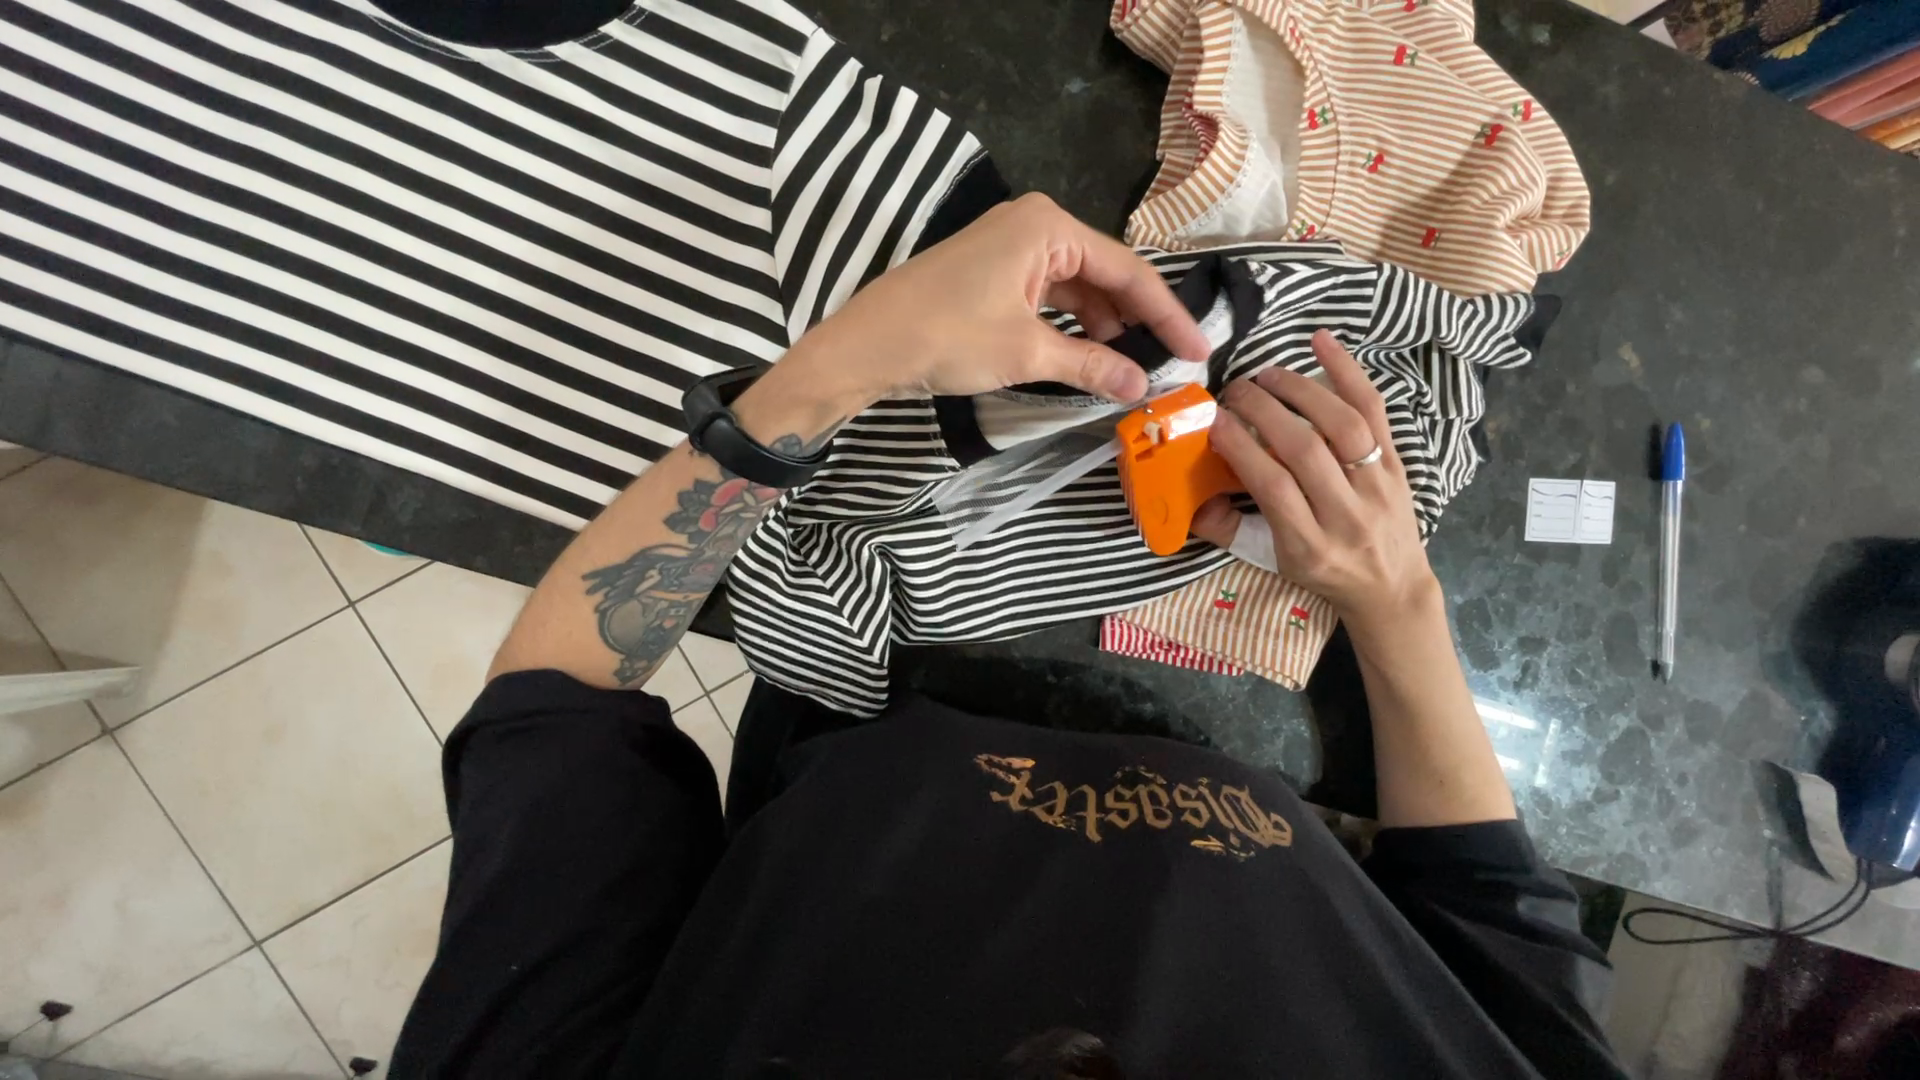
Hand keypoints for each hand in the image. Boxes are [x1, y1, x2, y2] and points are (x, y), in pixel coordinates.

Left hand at [774, 193, 1212, 408]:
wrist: (868, 345)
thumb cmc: (948, 337)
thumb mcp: (1026, 352)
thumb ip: (1090, 364)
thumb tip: (1141, 387)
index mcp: (1049, 226)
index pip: (1127, 272)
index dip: (1166, 315)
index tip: (1198, 350)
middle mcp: (1034, 225)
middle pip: (1104, 275)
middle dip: (1135, 321)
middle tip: (1167, 363)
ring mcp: (1011, 247)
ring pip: (1076, 288)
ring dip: (1102, 326)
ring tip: (1131, 367)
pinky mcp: (993, 273)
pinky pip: (1048, 296)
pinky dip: (1069, 326)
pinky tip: (1087, 354)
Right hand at [1193, 331, 1439, 633]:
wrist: (1391, 587)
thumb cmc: (1319, 571)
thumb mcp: (1267, 560)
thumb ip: (1226, 529)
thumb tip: (1188, 495)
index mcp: (1308, 544)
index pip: (1272, 486)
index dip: (1241, 447)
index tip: (1213, 420)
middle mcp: (1346, 514)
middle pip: (1304, 450)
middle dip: (1262, 411)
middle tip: (1233, 391)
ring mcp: (1378, 486)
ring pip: (1342, 425)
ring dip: (1300, 390)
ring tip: (1266, 374)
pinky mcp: (1398, 462)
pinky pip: (1376, 411)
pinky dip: (1349, 372)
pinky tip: (1321, 342)